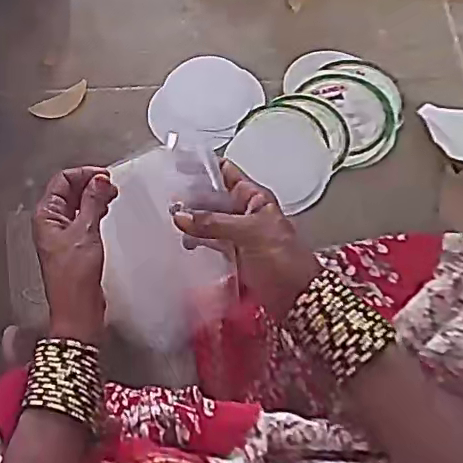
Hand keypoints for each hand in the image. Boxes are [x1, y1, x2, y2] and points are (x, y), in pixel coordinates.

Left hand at [33, 166, 116, 343]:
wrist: (78, 312)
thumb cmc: (74, 279)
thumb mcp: (86, 232)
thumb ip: (93, 202)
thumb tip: (99, 181)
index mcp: (45, 216)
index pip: (62, 181)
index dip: (84, 174)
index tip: (104, 176)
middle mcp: (50, 224)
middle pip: (68, 191)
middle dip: (90, 183)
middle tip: (110, 184)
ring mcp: (62, 235)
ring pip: (76, 204)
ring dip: (93, 197)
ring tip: (111, 195)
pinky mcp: (74, 246)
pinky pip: (83, 219)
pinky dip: (95, 211)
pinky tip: (105, 211)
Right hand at [172, 160, 320, 321]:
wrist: (297, 298)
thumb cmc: (282, 259)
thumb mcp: (249, 233)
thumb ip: (213, 223)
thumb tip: (180, 216)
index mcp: (254, 198)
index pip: (226, 172)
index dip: (204, 166)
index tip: (179, 164)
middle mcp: (245, 211)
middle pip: (213, 196)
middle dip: (191, 196)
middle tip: (165, 196)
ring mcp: (238, 233)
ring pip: (209, 219)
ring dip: (191, 219)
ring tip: (167, 218)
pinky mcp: (232, 253)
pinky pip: (209, 240)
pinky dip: (196, 240)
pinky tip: (182, 241)